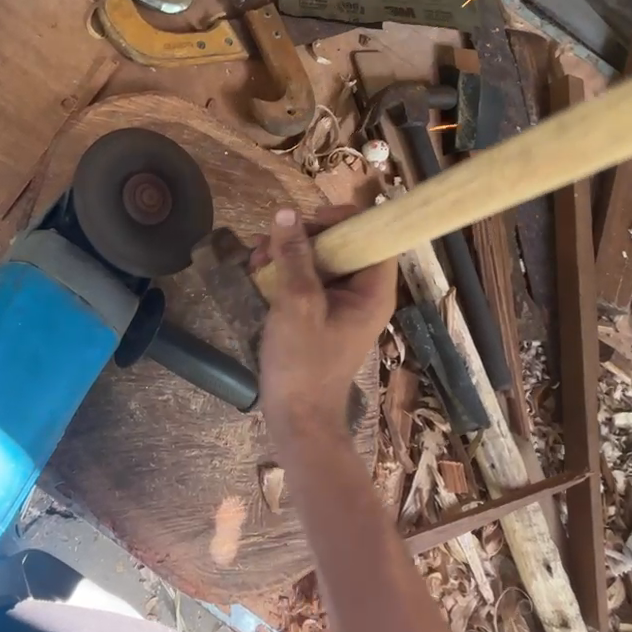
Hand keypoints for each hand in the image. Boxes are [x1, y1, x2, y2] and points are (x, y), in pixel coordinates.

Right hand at [253, 206, 397, 438]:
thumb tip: (286, 212)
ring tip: (255, 256)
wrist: (295, 418)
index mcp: (371, 292)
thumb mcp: (296, 304)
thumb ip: (293, 256)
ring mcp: (339, 304)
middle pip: (342, 244)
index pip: (376, 238)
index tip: (313, 218)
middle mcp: (361, 294)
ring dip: (286, 251)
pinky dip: (282, 269)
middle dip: (304, 236)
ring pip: (318, 258)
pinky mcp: (317, 313)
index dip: (348, 220)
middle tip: (272, 239)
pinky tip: (256, 269)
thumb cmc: (303, 364)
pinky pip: (305, 277)